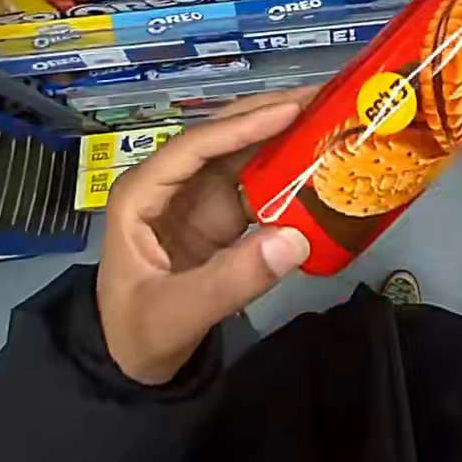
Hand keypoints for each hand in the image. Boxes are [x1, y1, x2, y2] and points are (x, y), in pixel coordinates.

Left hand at [97, 93, 312, 384]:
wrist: (135, 363)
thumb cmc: (140, 334)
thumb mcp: (177, 314)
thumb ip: (232, 281)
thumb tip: (295, 239)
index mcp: (143, 192)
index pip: (195, 146)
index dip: (242, 125)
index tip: (290, 110)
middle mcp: (171, 181)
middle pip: (221, 135)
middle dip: (268, 114)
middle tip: (321, 98)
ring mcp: (197, 194)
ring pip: (242, 151)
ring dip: (281, 134)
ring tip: (326, 118)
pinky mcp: (220, 211)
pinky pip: (256, 180)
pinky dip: (286, 169)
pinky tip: (317, 162)